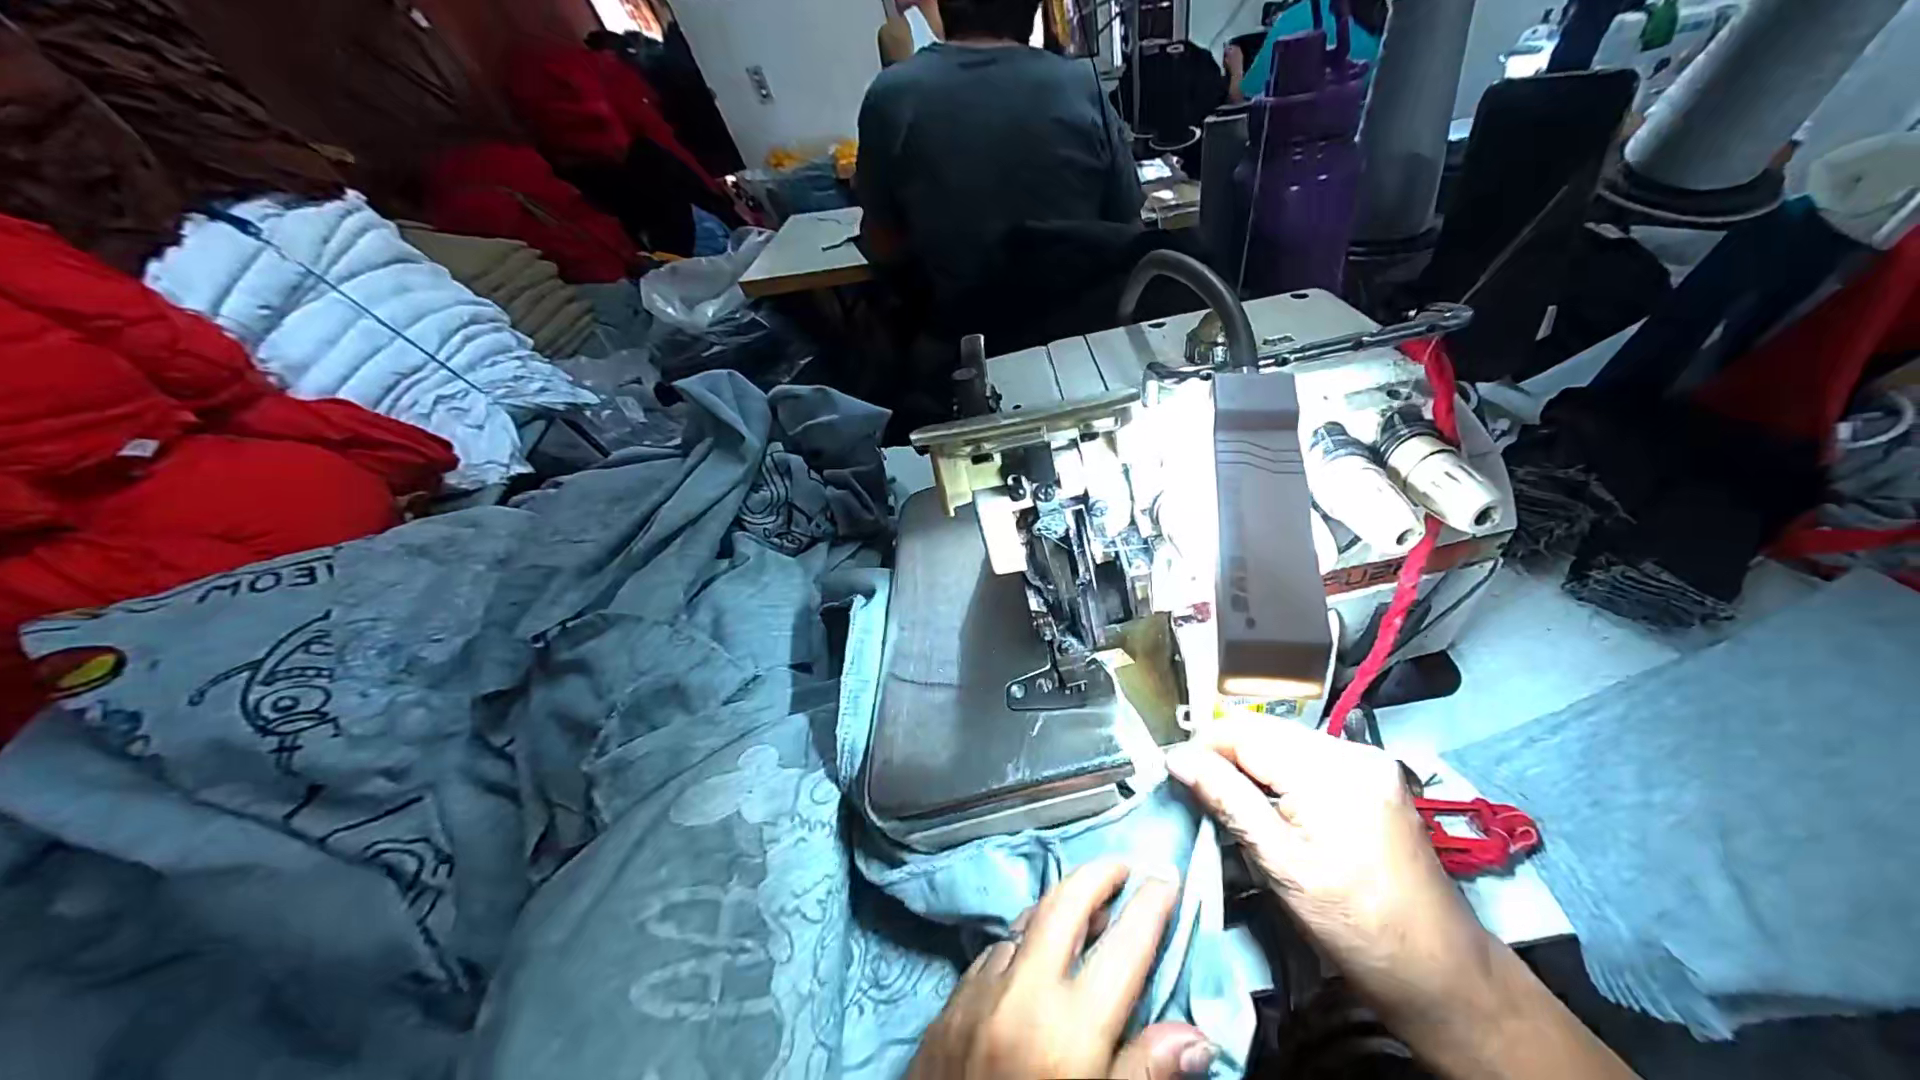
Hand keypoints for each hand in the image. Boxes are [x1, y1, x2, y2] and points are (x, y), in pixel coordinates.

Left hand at [906, 860, 1215, 1079]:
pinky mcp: (951, 1001)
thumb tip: (1196, 1036)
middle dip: (1096, 876)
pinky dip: (1021, 940)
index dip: (1149, 908)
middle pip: (1063, 907)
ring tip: (1083, 901)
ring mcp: (981, 990)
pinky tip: (1032, 951)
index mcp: (1070, 1027)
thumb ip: (1143, 1071)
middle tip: (1121, 867)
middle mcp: (1023, 992)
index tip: (1165, 879)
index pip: (1123, 948)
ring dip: (1057, 906)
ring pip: (1023, 922)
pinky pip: (994, 952)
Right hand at [1165, 717, 1496, 1025]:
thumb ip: (1225, 799)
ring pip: (1284, 742)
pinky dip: (1279, 773)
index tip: (1174, 775)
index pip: (1243, 731)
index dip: (1201, 748)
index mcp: (1330, 769)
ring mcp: (1369, 763)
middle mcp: (1353, 752)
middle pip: (1265, 730)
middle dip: (1224, 755)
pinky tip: (1270, 805)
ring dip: (1250, 764)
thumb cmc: (1355, 925)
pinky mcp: (1375, 779)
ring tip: (1229, 801)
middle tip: (1196, 790)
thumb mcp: (1279, 864)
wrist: (1442, 973)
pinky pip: (1309, 758)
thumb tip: (1175, 757)